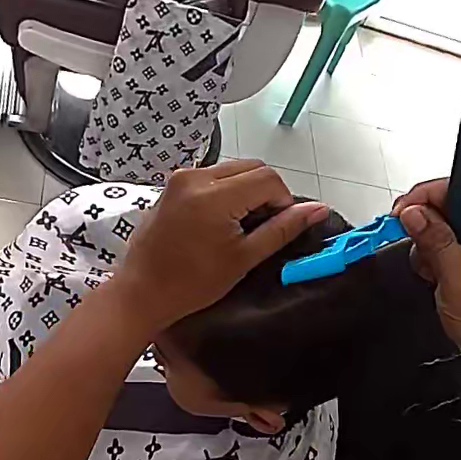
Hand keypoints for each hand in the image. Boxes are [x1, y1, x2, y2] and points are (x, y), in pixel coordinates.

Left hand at [113, 160, 330, 329]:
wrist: (142, 292)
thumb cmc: (192, 283)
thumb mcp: (245, 257)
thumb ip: (283, 228)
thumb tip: (318, 210)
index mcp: (214, 196)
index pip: (269, 179)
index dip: (284, 201)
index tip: (279, 227)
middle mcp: (196, 177)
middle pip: (253, 168)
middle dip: (268, 193)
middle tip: (264, 227)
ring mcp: (181, 178)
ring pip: (234, 169)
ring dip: (248, 191)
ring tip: (242, 226)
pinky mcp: (173, 184)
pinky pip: (213, 176)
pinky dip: (228, 191)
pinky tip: (223, 222)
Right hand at [393, 179, 460, 375]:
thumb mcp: (456, 276)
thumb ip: (433, 239)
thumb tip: (414, 212)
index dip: (428, 195)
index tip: (403, 211)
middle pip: (455, 208)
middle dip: (427, 224)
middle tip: (411, 242)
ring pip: (452, 230)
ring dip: (432, 246)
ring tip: (431, 271)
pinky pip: (457, 250)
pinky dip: (441, 260)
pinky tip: (438, 279)